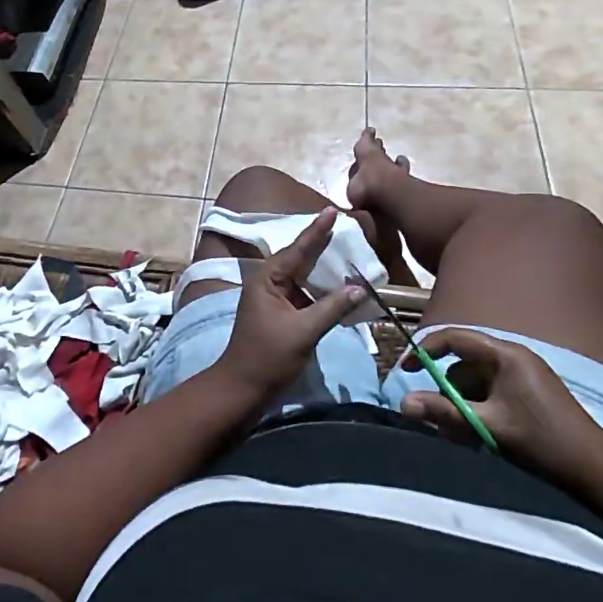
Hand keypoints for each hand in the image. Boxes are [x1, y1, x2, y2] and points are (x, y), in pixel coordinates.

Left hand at [213, 208, 364, 396]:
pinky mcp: (284, 315)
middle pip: (301, 258)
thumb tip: (359, 288)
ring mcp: (276, 299)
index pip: (298, 249)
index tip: (333, 210)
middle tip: (346, 227)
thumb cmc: (267, 358)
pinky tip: (343, 286)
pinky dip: (324, 290)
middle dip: (323, 244)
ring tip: (350, 252)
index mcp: (267, 280)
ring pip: (305, 277)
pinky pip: (307, 294)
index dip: (317, 230)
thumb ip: (332, 308)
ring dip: (326, 269)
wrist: (243, 391)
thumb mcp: (303, 332)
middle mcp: (270, 283)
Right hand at [398, 329, 602, 476]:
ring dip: (462, 405)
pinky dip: (479, 410)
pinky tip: (478, 437)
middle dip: (446, 391)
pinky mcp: (529, 392)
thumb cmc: (541, 440)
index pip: (455, 338)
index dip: (426, 349)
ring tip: (460, 437)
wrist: (593, 467)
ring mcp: (523, 375)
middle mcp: (513, 357)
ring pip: (477, 382)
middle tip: (436, 420)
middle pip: (464, 364)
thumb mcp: (488, 426)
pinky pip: (492, 393)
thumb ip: (444, 412)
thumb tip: (404, 403)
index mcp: (505, 355)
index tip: (406, 369)